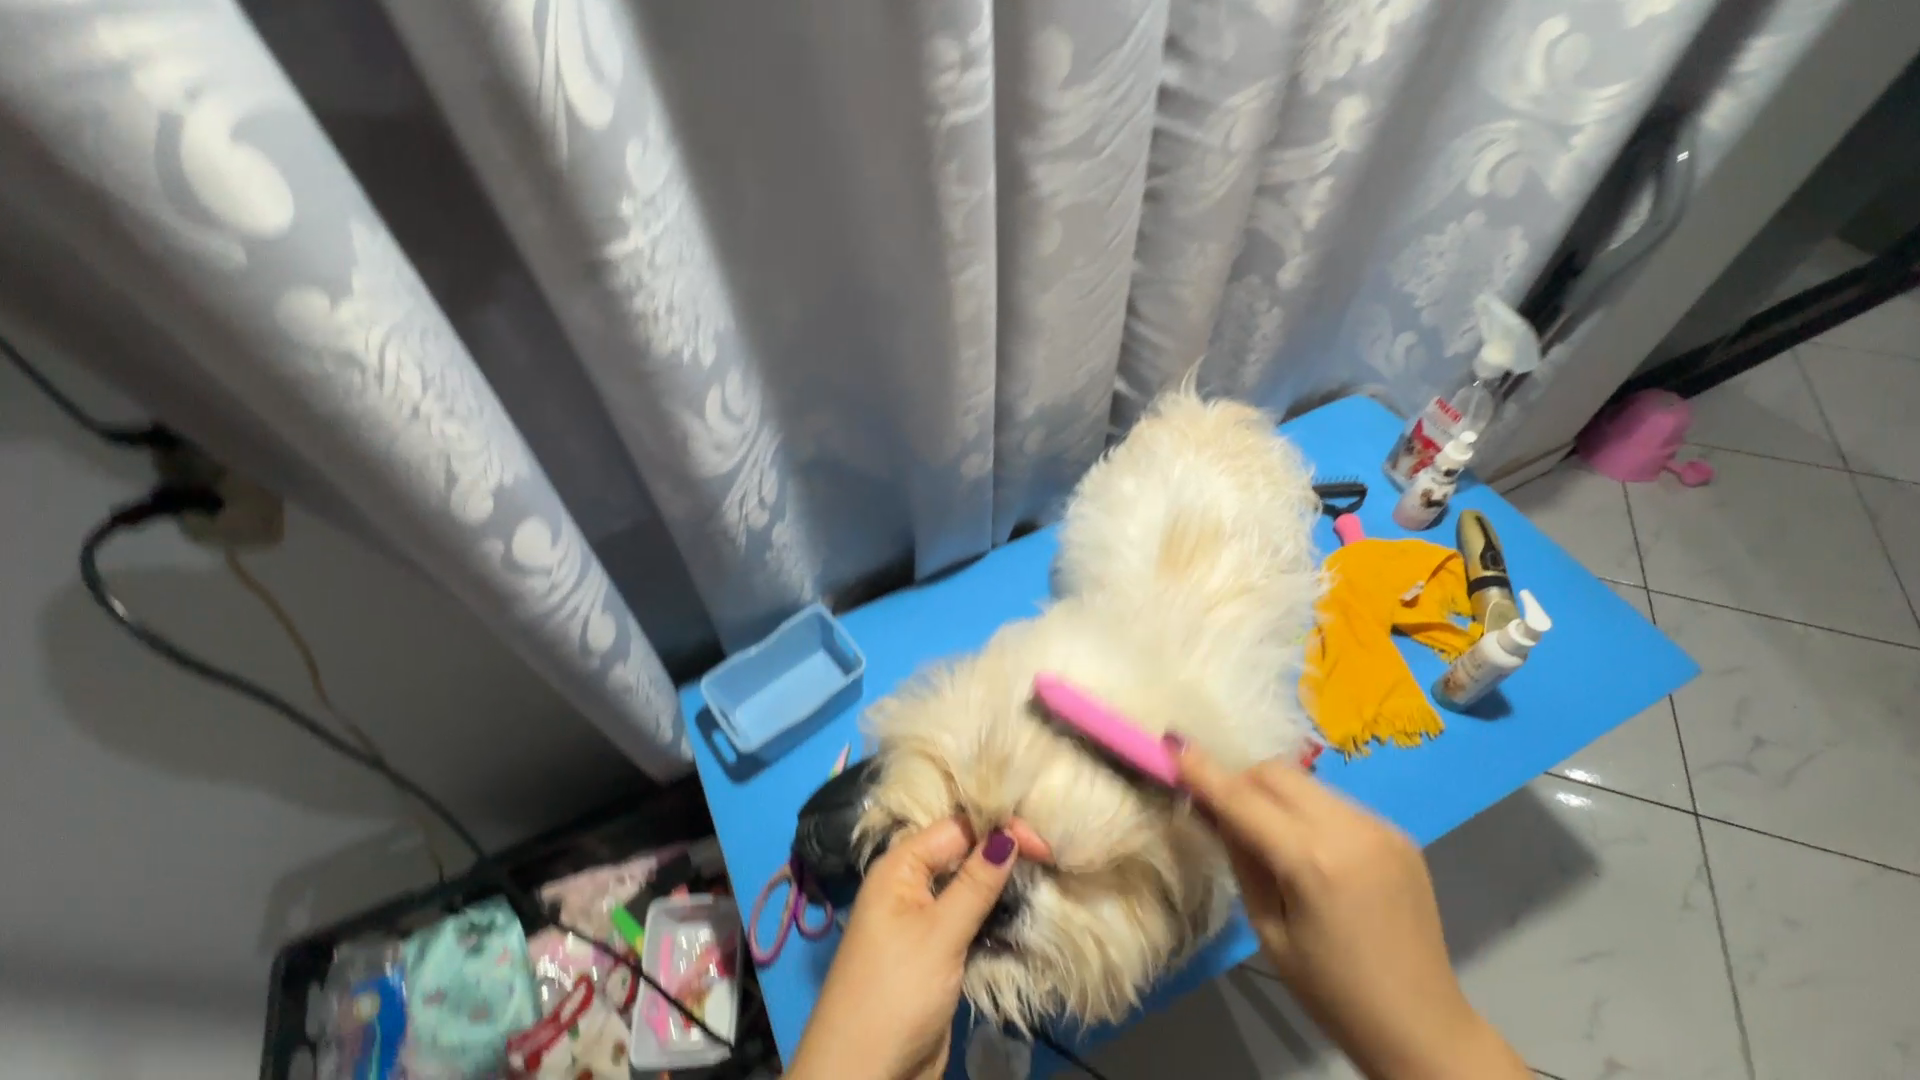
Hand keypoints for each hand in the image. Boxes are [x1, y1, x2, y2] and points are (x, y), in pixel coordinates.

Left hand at [785, 819, 1037, 1079]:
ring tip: (1049, 877)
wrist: (865, 1073)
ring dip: (1004, 884)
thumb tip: (1009, 834)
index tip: (1045, 842)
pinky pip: (972, 918)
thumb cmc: (896, 991)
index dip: (999, 827)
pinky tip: (1026, 911)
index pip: (956, 828)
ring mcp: (925, 919)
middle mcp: (910, 884)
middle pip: (963, 852)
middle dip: (1004, 851)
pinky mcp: (939, 951)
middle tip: (1053, 856)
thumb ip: (975, 883)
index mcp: (900, 866)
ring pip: (971, 886)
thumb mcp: (939, 933)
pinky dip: (997, 914)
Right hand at [1171, 741, 1529, 1079]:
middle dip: (1240, 780)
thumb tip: (1215, 810)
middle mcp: (1350, 830)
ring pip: (1306, 783)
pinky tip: (1308, 848)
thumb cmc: (1330, 991)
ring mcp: (1380, 827)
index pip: (1242, 799)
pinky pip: (1336, 803)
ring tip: (1266, 833)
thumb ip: (1242, 858)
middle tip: (1219, 808)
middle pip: (1276, 773)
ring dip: (1274, 794)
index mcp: (1312, 861)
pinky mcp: (1398, 833)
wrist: (1422, 1026)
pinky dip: (1308, 811)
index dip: (1203, 771)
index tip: (1173, 747)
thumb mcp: (1267, 928)